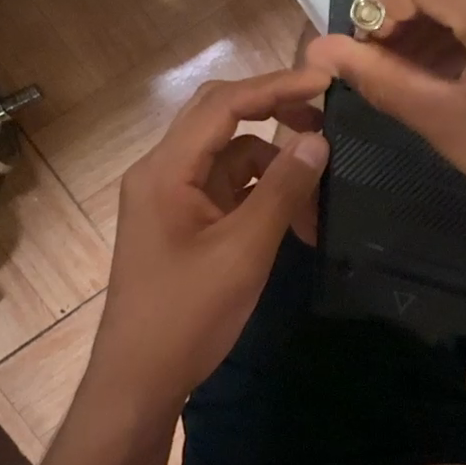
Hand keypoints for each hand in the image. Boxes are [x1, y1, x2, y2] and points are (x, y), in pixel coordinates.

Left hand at [91, 69, 329, 398]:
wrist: (140, 379)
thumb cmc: (187, 315)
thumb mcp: (244, 250)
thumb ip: (281, 190)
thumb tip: (318, 140)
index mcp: (165, 170)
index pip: (223, 104)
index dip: (276, 87)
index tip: (325, 85)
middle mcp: (163, 172)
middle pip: (221, 120)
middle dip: (274, 115)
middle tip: (325, 125)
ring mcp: (171, 198)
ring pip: (230, 159)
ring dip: (274, 169)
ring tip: (316, 203)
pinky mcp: (183, 222)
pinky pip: (227, 190)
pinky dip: (261, 197)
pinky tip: (292, 221)